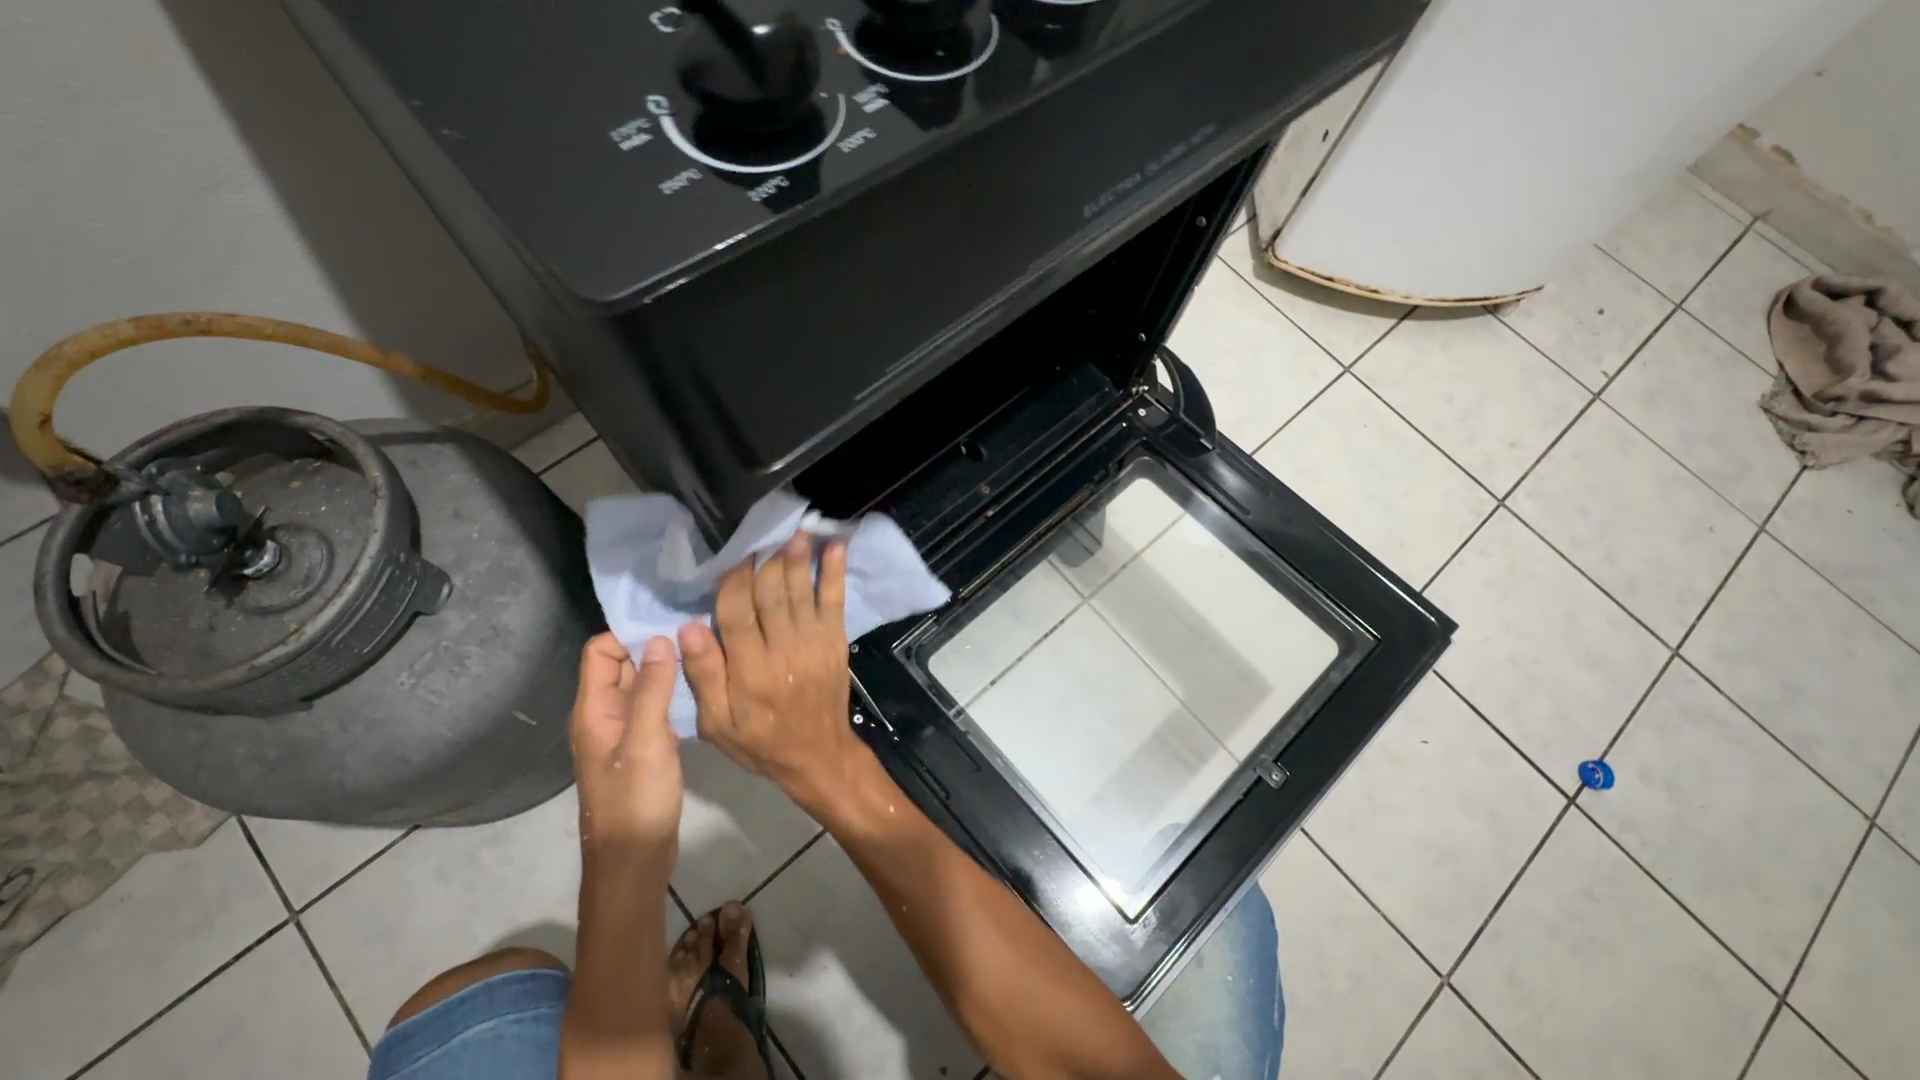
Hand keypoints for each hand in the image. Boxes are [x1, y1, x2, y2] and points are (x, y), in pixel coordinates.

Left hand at [569, 633, 684, 864]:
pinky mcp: (642, 749)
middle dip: (654, 647)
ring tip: (704, 656)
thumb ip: (652, 689)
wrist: (634, 861)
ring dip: (666, 671)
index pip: (601, 651)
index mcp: (593, 710)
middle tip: (698, 634)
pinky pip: (654, 709)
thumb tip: (660, 638)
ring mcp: (623, 734)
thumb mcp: (646, 741)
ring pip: (642, 687)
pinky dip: (672, 696)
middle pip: (622, 665)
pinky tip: (700, 692)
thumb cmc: (635, 801)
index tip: (673, 625)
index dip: (631, 634)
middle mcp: (604, 716)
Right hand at [678, 533, 864, 804]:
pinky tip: (835, 546)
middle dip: (767, 561)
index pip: (737, 614)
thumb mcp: (718, 723)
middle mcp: (783, 651)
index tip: (731, 556)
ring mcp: (814, 644)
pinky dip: (834, 573)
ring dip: (798, 558)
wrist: (818, 757)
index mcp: (750, 670)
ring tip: (796, 528)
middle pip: (772, 595)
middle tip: (762, 530)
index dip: (733, 582)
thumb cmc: (760, 742)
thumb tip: (689, 627)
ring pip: (802, 592)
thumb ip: (705, 675)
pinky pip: (835, 601)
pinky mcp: (836, 642)